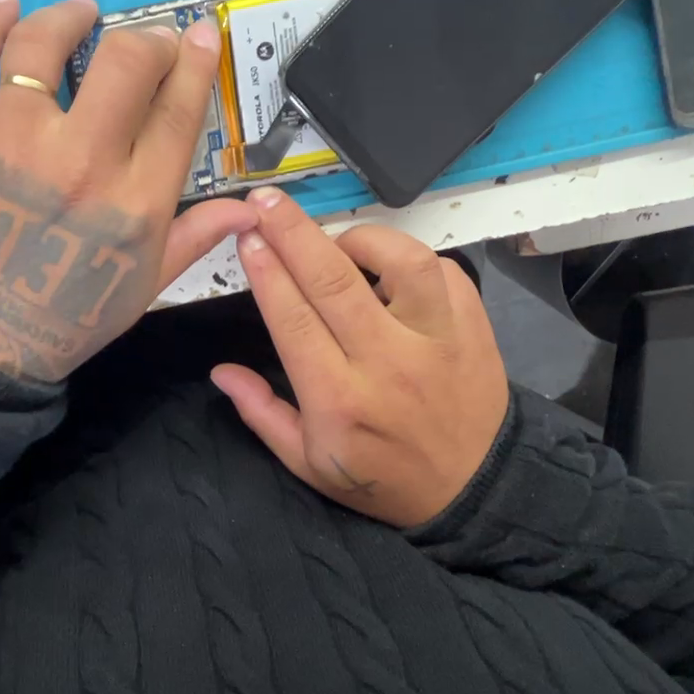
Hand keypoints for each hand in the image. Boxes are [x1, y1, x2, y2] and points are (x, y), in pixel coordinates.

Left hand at [0, 0, 256, 382]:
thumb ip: (196, 236)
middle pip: (126, 63)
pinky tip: (7, 3)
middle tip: (145, 46)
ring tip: (81, 11)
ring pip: (43, 46)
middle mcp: (80, 161)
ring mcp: (13, 143)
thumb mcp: (147, 286)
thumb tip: (254, 209)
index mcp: (136, 202)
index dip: (194, 63)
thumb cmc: (73, 317)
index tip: (198, 36)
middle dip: (147, 41)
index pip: (178, 110)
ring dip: (69, 16)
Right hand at [210, 189, 509, 527]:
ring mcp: (437, 339)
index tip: (245, 238)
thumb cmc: (380, 478)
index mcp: (339, 399)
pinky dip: (406, 257)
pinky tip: (384, 265)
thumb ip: (262, 414)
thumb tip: (220, 371)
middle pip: (334, 280)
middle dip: (292, 232)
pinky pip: (440, 270)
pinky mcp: (472, 326)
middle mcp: (387, 362)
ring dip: (357, 238)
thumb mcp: (308, 464)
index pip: (294, 320)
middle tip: (264, 202)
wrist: (473, 492)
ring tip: (333, 240)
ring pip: (400, 261)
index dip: (266, 272)